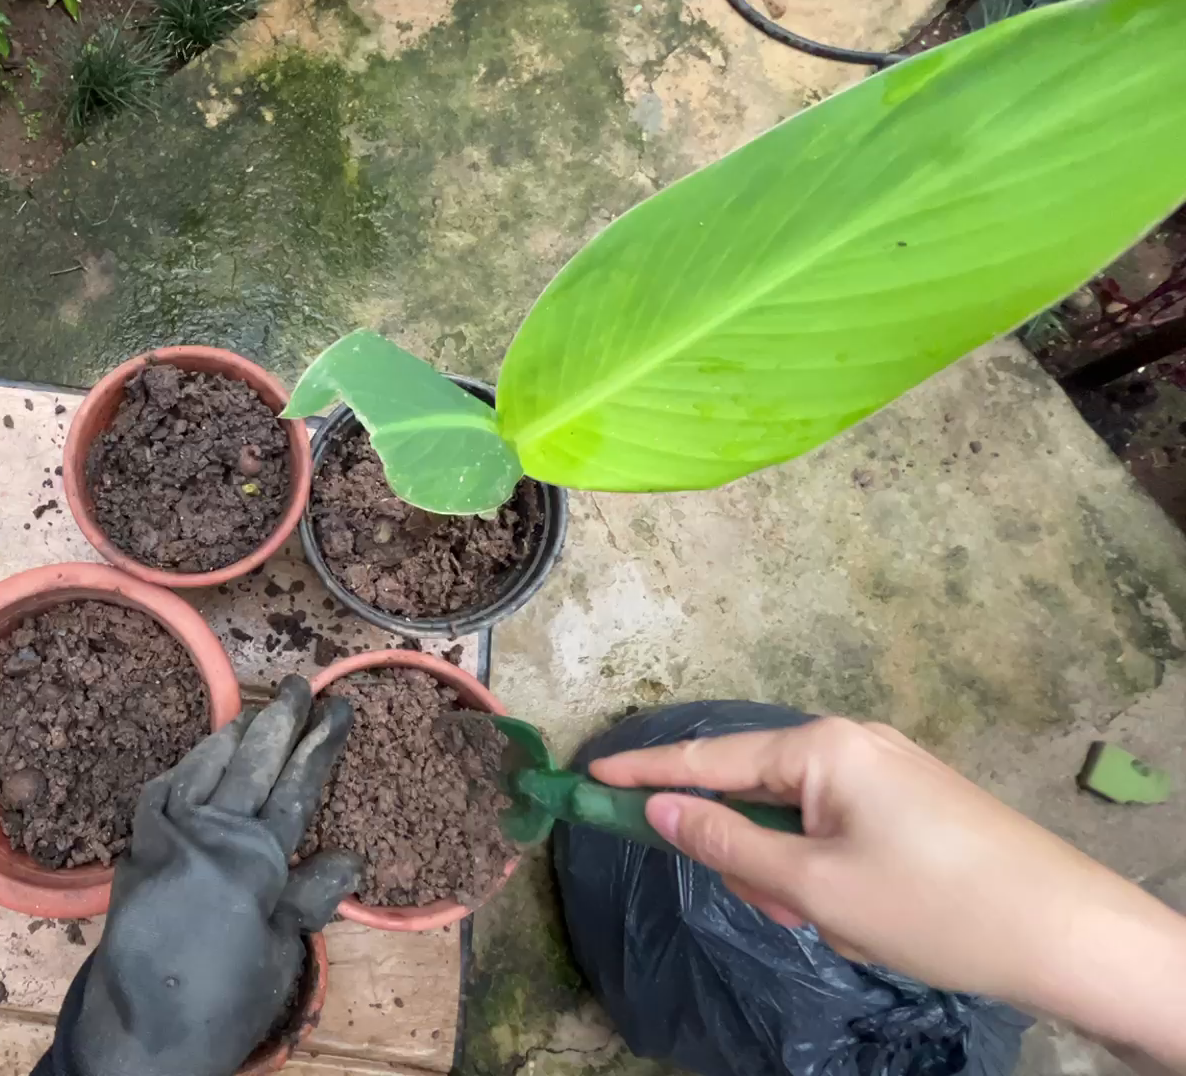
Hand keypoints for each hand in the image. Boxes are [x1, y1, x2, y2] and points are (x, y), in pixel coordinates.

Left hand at [58, 676, 361, 1075]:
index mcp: (258, 861)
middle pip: (255, 764)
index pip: (297, 788)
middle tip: (298, 686)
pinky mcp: (139, 841)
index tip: (335, 710)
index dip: (318, 747)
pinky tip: (202, 750)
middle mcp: (214, 833)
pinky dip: (186, 764)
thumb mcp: (280, 956)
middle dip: (280, 721)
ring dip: (235, 734)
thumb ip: (310, 898)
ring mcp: (171, 831)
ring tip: (257, 708)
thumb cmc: (222, 1002)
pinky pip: (164, 786)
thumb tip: (351, 857)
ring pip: (209, 765)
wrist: (139, 1033)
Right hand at [589, 717, 1185, 1068]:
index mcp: (821, 748)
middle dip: (754, 854)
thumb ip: (723, 842)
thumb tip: (656, 809)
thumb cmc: (944, 911)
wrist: (1106, 954)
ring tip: (845, 922)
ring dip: (797, 873)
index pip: (707, 758)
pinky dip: (830, 869)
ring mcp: (884, 770)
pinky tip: (872, 912)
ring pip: (794, 818)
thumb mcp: (816, 888)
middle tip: (785, 908)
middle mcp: (848, 743)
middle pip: (754, 793)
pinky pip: (833, 827)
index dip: (645, 772)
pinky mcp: (911, 801)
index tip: (592, 775)